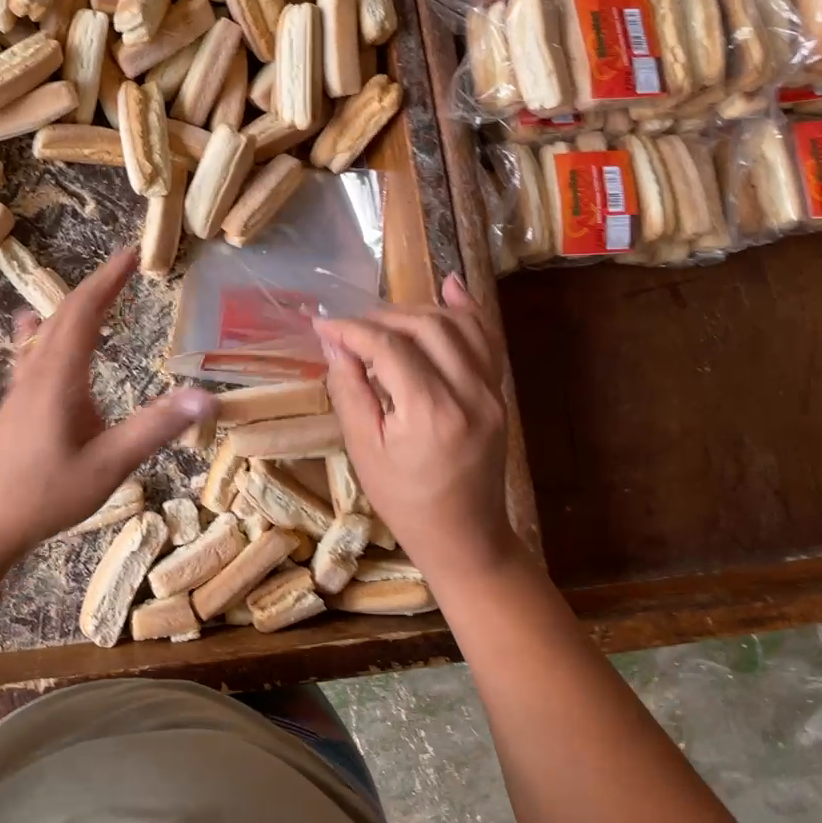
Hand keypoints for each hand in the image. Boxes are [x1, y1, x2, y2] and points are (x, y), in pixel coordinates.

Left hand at [0, 247, 217, 560]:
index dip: (108, 279)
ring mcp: (20, 388)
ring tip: (94, 292)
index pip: (84, 311)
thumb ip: (154, 429)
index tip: (131, 253)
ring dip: (72, 306)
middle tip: (125, 265)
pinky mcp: (15, 405)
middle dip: (96, 286)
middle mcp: (36, 372)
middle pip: (64, 314)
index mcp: (59, 377)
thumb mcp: (107, 466)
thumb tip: (205, 396)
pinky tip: (31, 327)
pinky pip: (32, 351)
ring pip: (45, 331)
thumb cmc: (44, 496)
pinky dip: (46, 330)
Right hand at [313, 273, 513, 574]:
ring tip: (381, 320)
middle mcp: (469, 393)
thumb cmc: (404, 500)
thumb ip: (350, 391)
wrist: (464, 535)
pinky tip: (448, 287)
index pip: (389, 348)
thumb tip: (334, 344)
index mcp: (430, 413)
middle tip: (349, 327)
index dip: (352, 330)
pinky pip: (486, 339)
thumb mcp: (364, 450)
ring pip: (457, 325)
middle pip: (425, 326)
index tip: (322, 324)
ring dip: (416, 311)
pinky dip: (465, 311)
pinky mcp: (499, 393)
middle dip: (381, 318)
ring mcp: (491, 391)